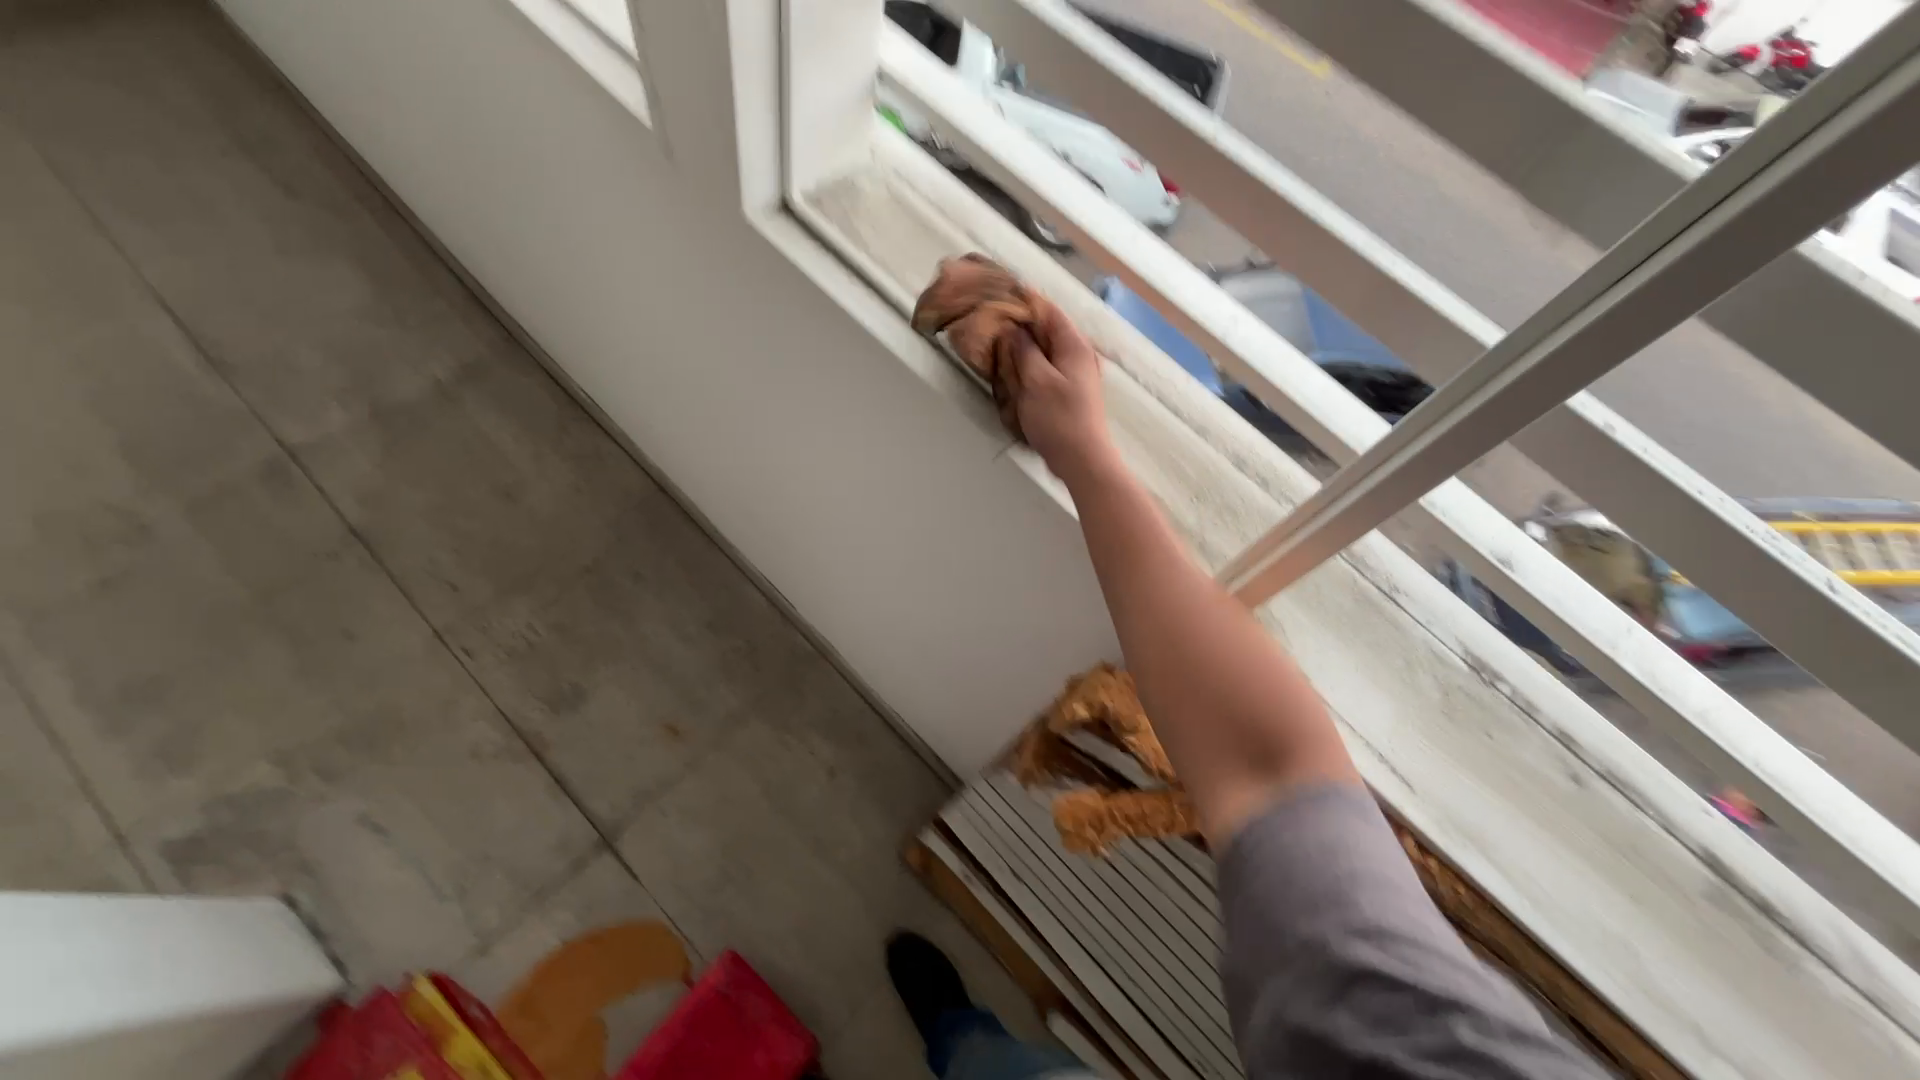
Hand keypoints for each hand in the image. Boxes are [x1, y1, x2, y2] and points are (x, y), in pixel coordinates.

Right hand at [1012, 302, 1117, 485]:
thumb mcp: (1036, 381)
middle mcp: (1078, 355)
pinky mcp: (1068, 392)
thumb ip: (1024, 351)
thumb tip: (1013, 329)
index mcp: (1074, 346)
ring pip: (1046, 350)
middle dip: (1020, 323)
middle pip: (1047, 329)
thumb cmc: (1060, 419)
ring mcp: (1075, 374)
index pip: (1048, 310)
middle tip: (991, 319)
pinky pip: (1046, 368)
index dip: (1024, 300)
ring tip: (996, 340)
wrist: (1083, 460)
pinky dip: (1029, 363)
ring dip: (1023, 345)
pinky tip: (1012, 368)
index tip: (998, 294)